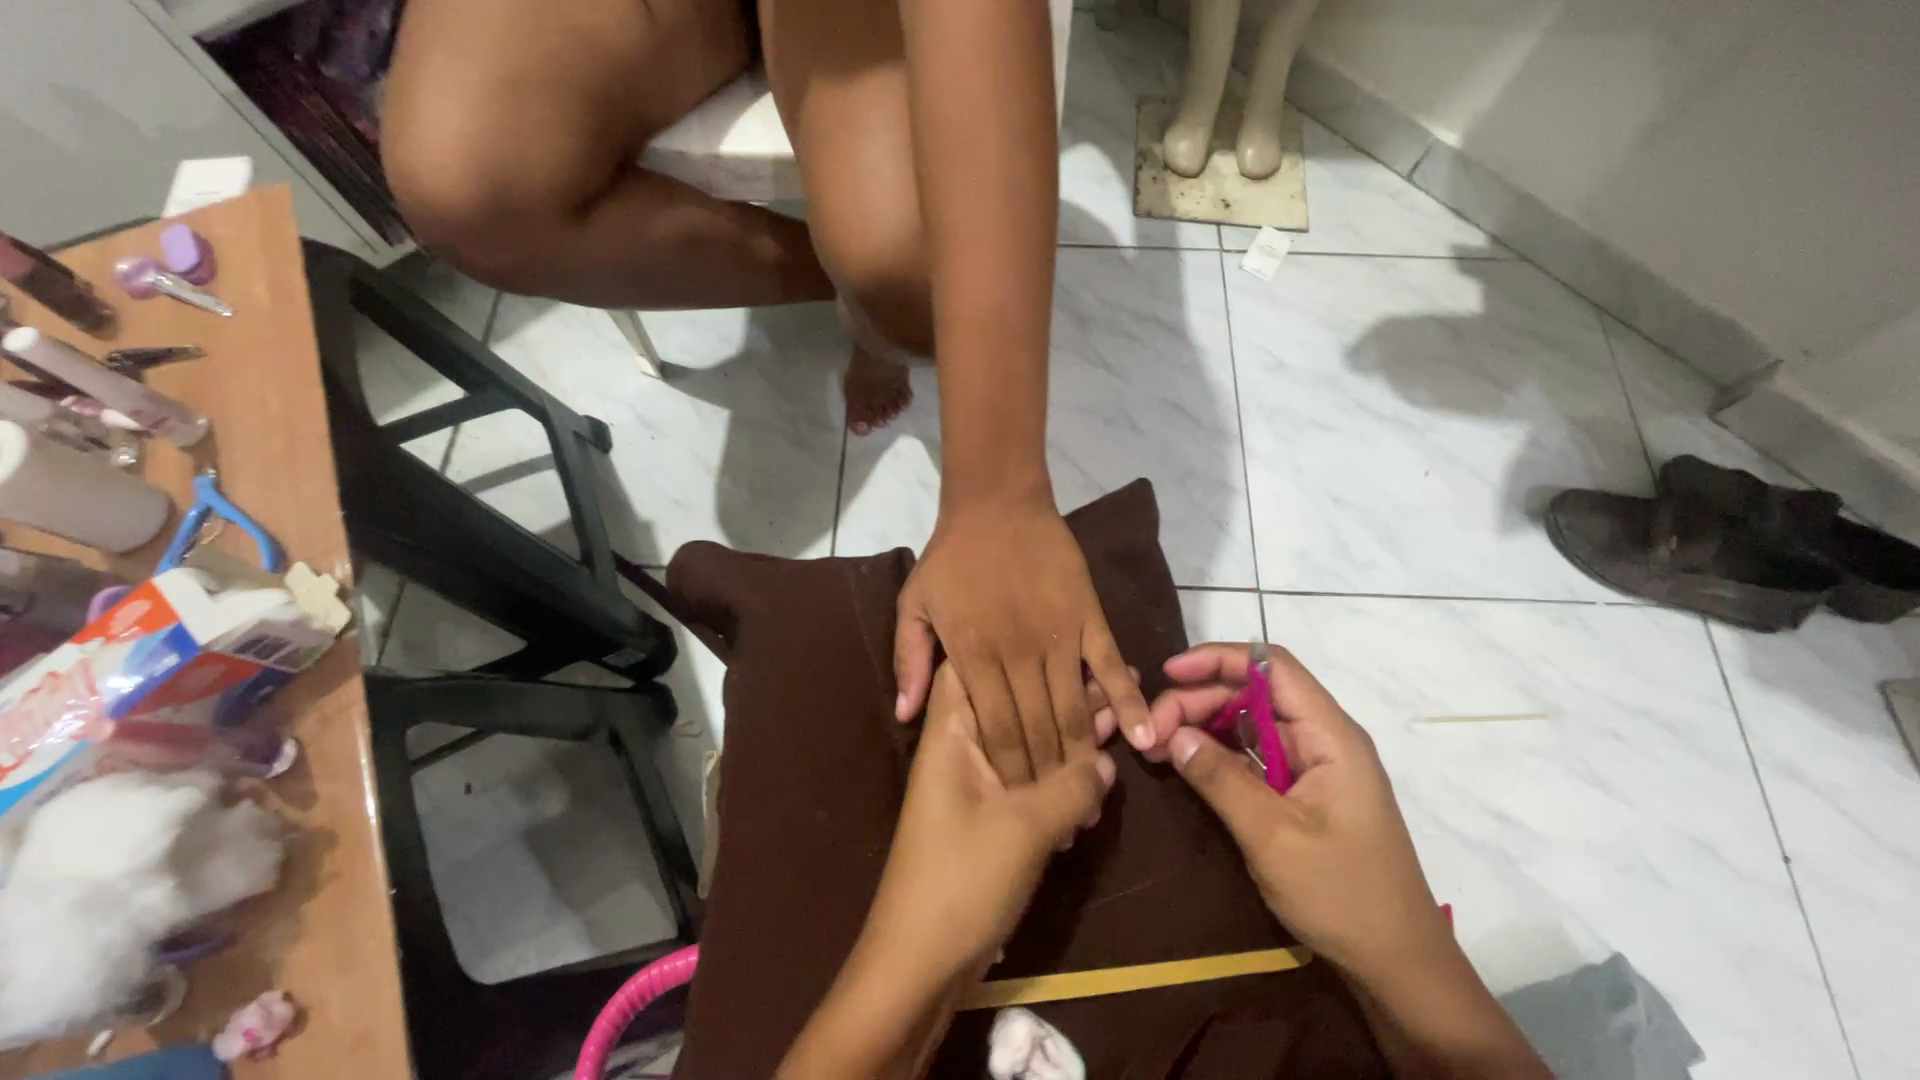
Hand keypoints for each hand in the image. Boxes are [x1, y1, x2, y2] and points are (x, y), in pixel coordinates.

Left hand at [864, 663, 1117, 979]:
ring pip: (1027, 747)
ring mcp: (976, 791)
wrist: (919, 964)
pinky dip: (1061, 780)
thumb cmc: (962, 880)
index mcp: (952, 736)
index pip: (971, 668)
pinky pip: (1029, 787)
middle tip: (1122, 681)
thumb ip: (1071, 786)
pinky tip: (1100, 776)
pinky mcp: (990, 824)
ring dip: (1069, 738)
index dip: (1013, 648)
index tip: (1064, 636)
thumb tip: (1106, 761)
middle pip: (1014, 708)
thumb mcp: (1025, 828)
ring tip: (1122, 717)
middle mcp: (962, 753)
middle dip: (1062, 694)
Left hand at [894, 497, 1150, 782]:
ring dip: (1085, 756)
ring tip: (1096, 797)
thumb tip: (904, 714)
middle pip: (1037, 730)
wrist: (996, 503)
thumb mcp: (914, 605)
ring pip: (1074, 709)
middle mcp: (1018, 655)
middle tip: (1066, 821)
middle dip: (1050, 780)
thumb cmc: (951, 558)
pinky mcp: (1088, 618)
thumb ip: (910, 660)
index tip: (1022, 810)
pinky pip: (1110, 666)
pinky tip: (1146, 737)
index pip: (997, 731)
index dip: (1012, 774)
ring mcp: (1058, 637)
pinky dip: (1128, 702)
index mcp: (973, 656)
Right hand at [1147, 643, 1451, 982]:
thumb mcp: (1273, 836)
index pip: (1272, 668)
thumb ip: (1221, 779)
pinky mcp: (1300, 794)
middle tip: (1150, 730)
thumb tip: (1173, 732)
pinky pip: (1253, 757)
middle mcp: (1322, 740)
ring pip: (1248, 724)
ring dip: (1202, 727)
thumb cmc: (1342, 894)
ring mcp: (1312, 768)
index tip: (1168, 674)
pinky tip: (1184, 764)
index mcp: (1330, 736)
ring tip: (1156, 746)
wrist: (1396, 964)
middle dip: (1198, 701)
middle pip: (1253, 694)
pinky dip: (1216, 755)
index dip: (1219, 659)